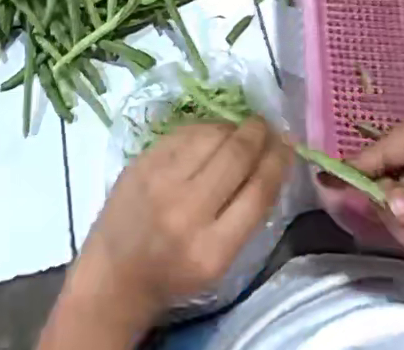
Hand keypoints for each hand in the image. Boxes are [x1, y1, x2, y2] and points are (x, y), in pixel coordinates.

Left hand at [47, 119, 292, 346]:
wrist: (114, 275)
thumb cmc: (174, 272)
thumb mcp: (220, 260)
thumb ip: (247, 213)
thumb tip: (273, 157)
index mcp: (212, 250)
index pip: (258, 191)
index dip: (279, 161)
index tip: (289, 145)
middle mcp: (186, 212)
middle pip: (237, 155)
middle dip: (260, 133)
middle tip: (269, 127)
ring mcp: (160, 181)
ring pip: (212, 135)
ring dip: (235, 128)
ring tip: (242, 131)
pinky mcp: (142, 161)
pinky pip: (186, 130)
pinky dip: (207, 128)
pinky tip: (214, 133)